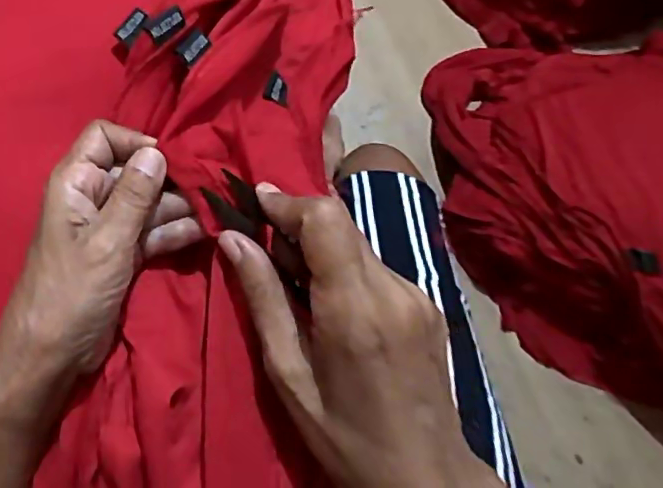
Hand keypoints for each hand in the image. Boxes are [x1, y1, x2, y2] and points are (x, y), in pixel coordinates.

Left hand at [0, 120, 205, 386]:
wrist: (52, 353)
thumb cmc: (73, 291)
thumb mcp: (108, 242)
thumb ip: (134, 196)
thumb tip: (156, 151)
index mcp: (75, 181)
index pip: (102, 137)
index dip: (134, 142)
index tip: (169, 161)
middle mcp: (90, 195)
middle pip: (130, 169)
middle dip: (166, 178)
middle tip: (207, 190)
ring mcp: (106, 225)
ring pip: (144, 202)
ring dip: (176, 206)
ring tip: (213, 212)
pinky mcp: (119, 253)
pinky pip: (148, 231)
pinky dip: (171, 231)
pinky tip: (202, 232)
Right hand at [219, 187, 498, 487]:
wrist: (430, 482)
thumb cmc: (345, 435)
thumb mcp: (288, 373)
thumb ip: (263, 298)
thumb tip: (232, 237)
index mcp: (356, 309)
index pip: (325, 219)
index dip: (286, 202)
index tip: (253, 202)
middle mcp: (393, 291)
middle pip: (339, 220)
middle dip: (295, 218)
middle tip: (263, 240)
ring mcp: (416, 295)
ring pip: (354, 237)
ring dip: (316, 240)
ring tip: (290, 273)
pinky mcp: (426, 303)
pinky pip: (370, 260)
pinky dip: (338, 260)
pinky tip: (325, 294)